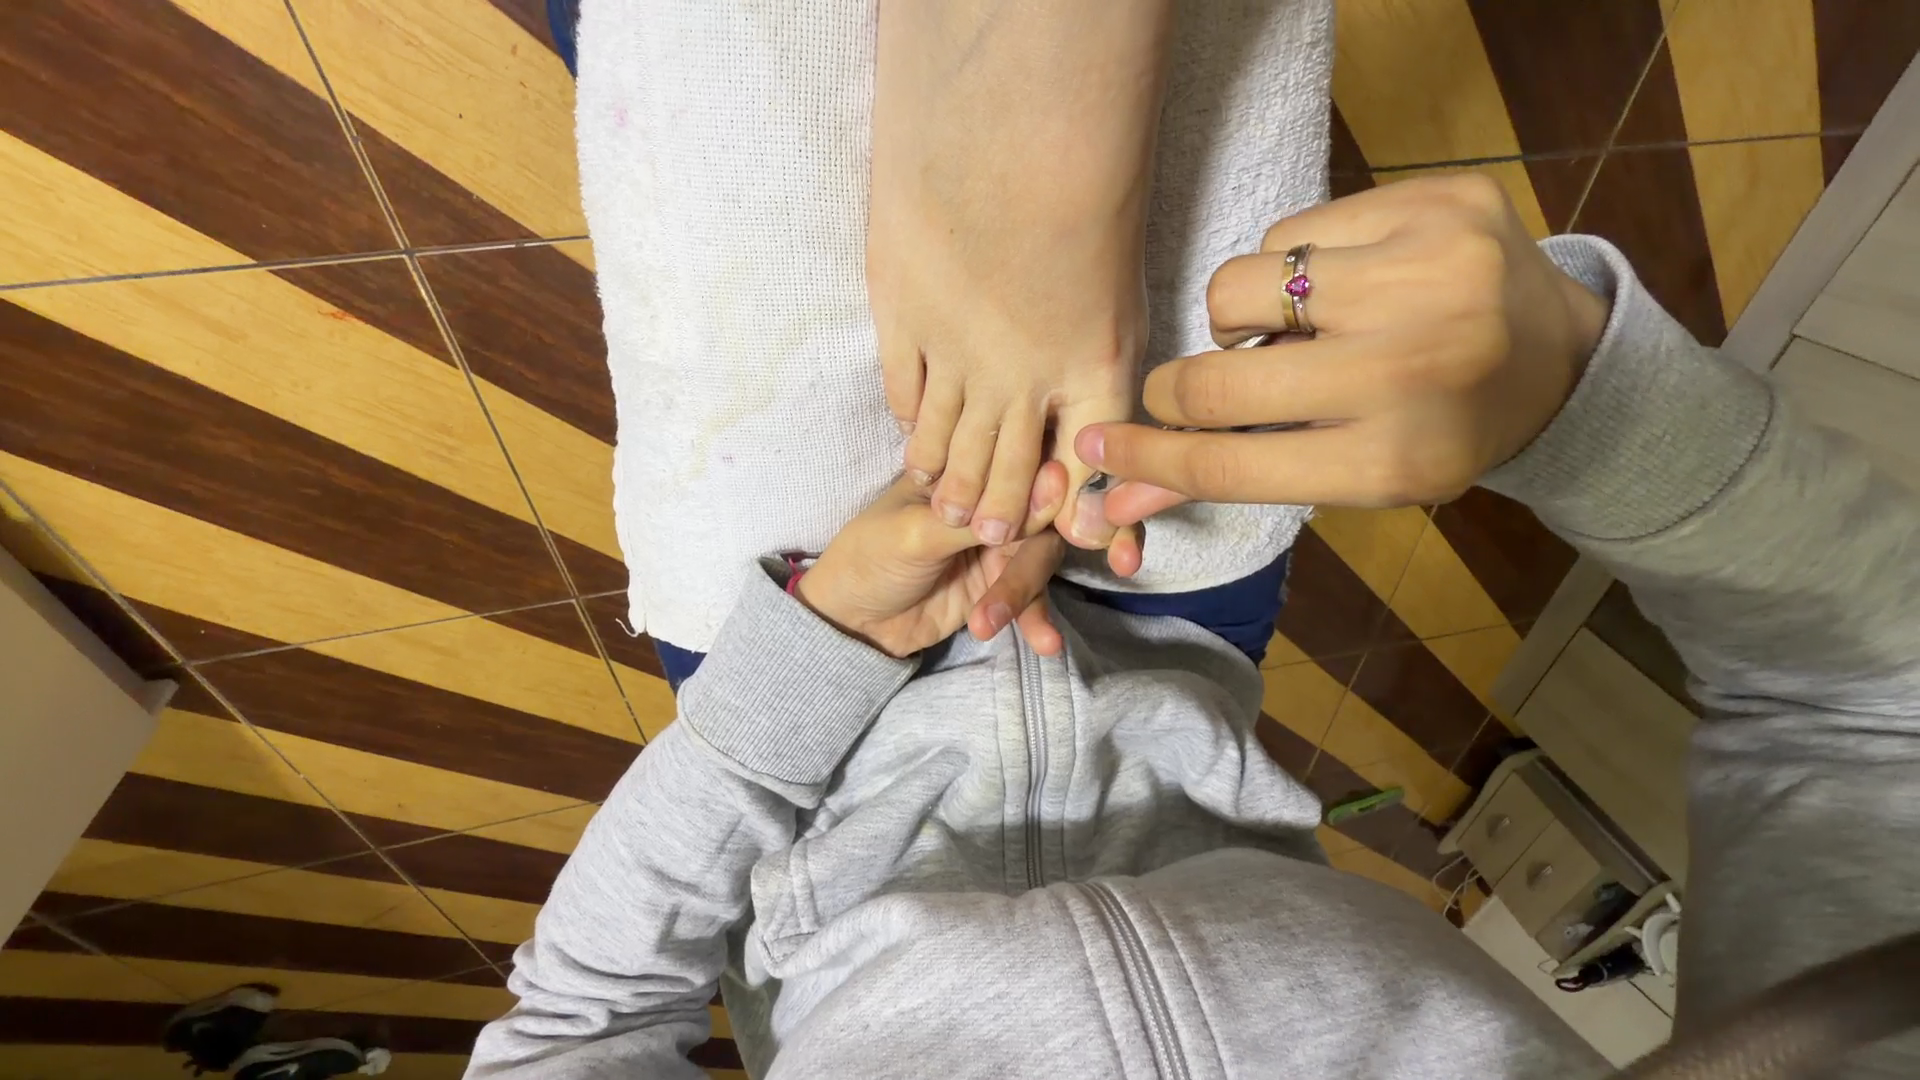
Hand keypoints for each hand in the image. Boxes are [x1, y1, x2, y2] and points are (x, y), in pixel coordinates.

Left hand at [795, 463, 1071, 658]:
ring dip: (1023, 596)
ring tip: (988, 623)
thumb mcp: (919, 533)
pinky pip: (1031, 599)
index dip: (1042, 487)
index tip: (1053, 510)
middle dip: (1028, 558)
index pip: (1017, 466)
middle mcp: (990, 502)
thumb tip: (1048, 488)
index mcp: (965, 470)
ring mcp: (998, 545)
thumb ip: (979, 517)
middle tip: (1016, 585)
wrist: (853, 622)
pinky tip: (1046, 643)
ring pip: (1036, 562)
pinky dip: (1037, 620)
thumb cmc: (871, 558)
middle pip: (1038, 519)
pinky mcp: (1001, 585)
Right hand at [867, 0, 1171, 550]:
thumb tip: (1086, 407)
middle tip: (988, 535)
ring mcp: (956, 348)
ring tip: (947, 505)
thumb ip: (1101, 354)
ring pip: (949, 441)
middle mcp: (1023, 375)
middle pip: (1007, 468)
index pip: (1086, 466)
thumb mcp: (1123, 279)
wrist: (1018, 107)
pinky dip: (914, 424)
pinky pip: (907, 393)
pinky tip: (915, 440)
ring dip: (951, 481)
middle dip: (1002, 511)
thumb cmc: (1092, 180)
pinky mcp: (904, 314)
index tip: (1085, 546)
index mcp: (1093, 363)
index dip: (1085, 517)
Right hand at [1071, 175, 1610, 520]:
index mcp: (1391, 458)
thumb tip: (1117, 498)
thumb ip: (1227, 476)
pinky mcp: (1440, 201)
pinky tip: (1344, 281)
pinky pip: (1290, 231)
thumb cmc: (1429, 431)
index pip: (1224, 465)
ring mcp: (1432, 274)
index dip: (1146, 459)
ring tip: (1295, 330)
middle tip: (1194, 386)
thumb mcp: (1338, 474)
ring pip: (1238, 286)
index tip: (1097, 448)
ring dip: (1242, 316)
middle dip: (1178, 387)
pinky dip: (1292, 264)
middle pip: (1215, 380)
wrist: (1557, 360)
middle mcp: (1412, 368)